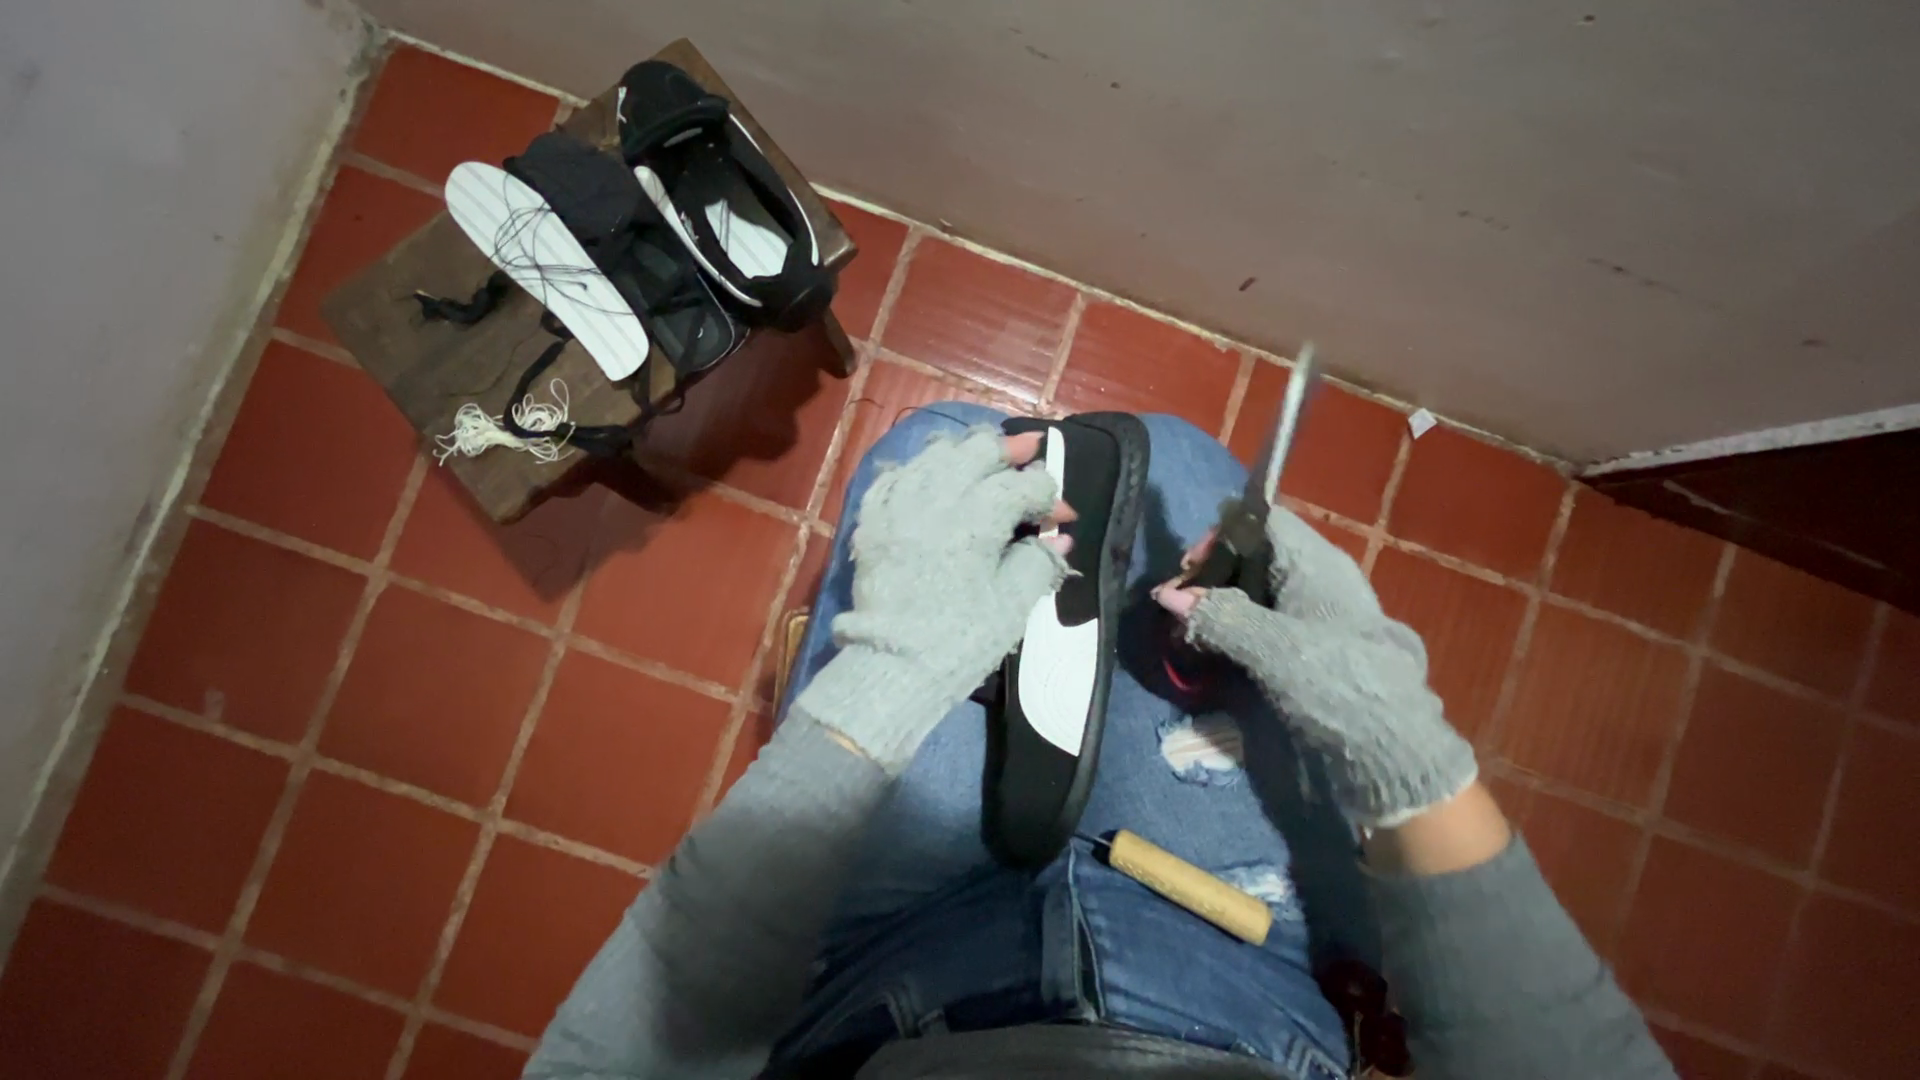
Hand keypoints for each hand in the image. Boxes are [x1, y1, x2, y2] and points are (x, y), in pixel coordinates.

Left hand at [793, 428, 1073, 770]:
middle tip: (1028, 457)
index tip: (1059, 516)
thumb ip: (1038, 562)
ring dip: (963, 456)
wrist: (893, 667)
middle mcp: (935, 499)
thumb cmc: (961, 640)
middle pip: (976, 452)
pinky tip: (930, 479)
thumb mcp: (1013, 605)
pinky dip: (917, 472)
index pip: (1021, 485)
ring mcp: (897, 506)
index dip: (1046, 495)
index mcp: (976, 520)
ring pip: (933, 455)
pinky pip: (894, 478)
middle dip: (1009, 452)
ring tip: (980, 466)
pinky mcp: (871, 522)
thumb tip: (1058, 539)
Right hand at [1152, 507, 1476, 826]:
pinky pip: (1267, 624)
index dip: (1222, 535)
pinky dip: (1237, 631)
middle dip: (1213, 575)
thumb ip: (1219, 618)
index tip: (1189, 571)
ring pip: (1258, 592)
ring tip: (1189, 633)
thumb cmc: (1338, 689)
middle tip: (1180, 607)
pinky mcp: (1314, 651)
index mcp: (1319, 565)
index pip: (1263, 521)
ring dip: (1220, 606)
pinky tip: (1215, 652)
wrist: (1393, 758)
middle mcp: (1320, 582)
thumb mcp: (1273, 650)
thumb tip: (1166, 594)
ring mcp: (1319, 618)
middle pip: (1255, 555)